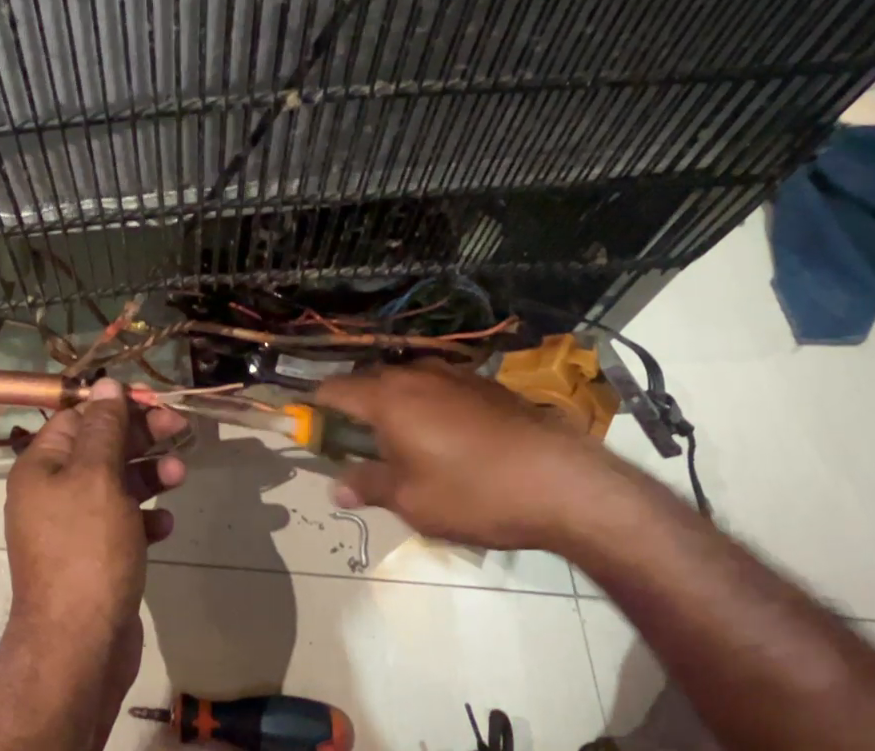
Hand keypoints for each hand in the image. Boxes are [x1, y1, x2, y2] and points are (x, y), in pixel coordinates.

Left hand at [4, 378, 187, 643]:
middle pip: (100, 447)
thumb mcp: (96, 476)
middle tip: (180, 430)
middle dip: (140, 436)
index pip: (79, 416)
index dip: (118, 404)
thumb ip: (104, 427)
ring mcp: (72, 528)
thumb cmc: (86, 550)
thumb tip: (106, 383)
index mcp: (41, 466)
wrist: (78, 647)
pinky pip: (123, 524)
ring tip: (178, 477)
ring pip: (116, 484)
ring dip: (149, 475)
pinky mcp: (94, 559)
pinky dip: (145, 518)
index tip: (157, 402)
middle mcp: (51, 492)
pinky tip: (164, 526)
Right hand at [316, 359, 621, 550]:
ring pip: (407, 383)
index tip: (311, 428)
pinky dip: (428, 407)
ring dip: (394, 406)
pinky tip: (447, 441)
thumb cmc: (474, 494)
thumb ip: (368, 486)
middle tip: (355, 446)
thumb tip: (336, 487)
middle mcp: (416, 375)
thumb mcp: (412, 501)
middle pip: (369, 383)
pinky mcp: (486, 386)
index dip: (316, 407)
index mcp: (387, 398)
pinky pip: (439, 388)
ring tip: (401, 445)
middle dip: (355, 409)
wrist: (563, 482)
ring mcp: (454, 375)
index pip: (334, 389)